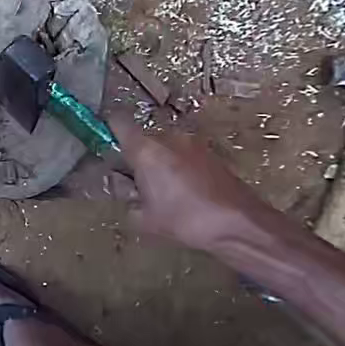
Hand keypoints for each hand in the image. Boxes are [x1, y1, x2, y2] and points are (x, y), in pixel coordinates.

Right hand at [112, 117, 282, 256]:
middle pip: (142, 140)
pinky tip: (187, 196)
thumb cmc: (185, 220)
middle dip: (136, 159)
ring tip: (166, 196)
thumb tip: (125, 187)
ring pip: (164, 148)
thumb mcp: (143, 218)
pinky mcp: (210, 154)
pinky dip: (179, 169)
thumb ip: (127, 197)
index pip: (118, 122)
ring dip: (159, 165)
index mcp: (145, 150)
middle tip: (138, 187)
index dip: (108, 130)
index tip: (106, 146)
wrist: (238, 224)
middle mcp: (168, 138)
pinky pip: (183, 156)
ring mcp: (192, 143)